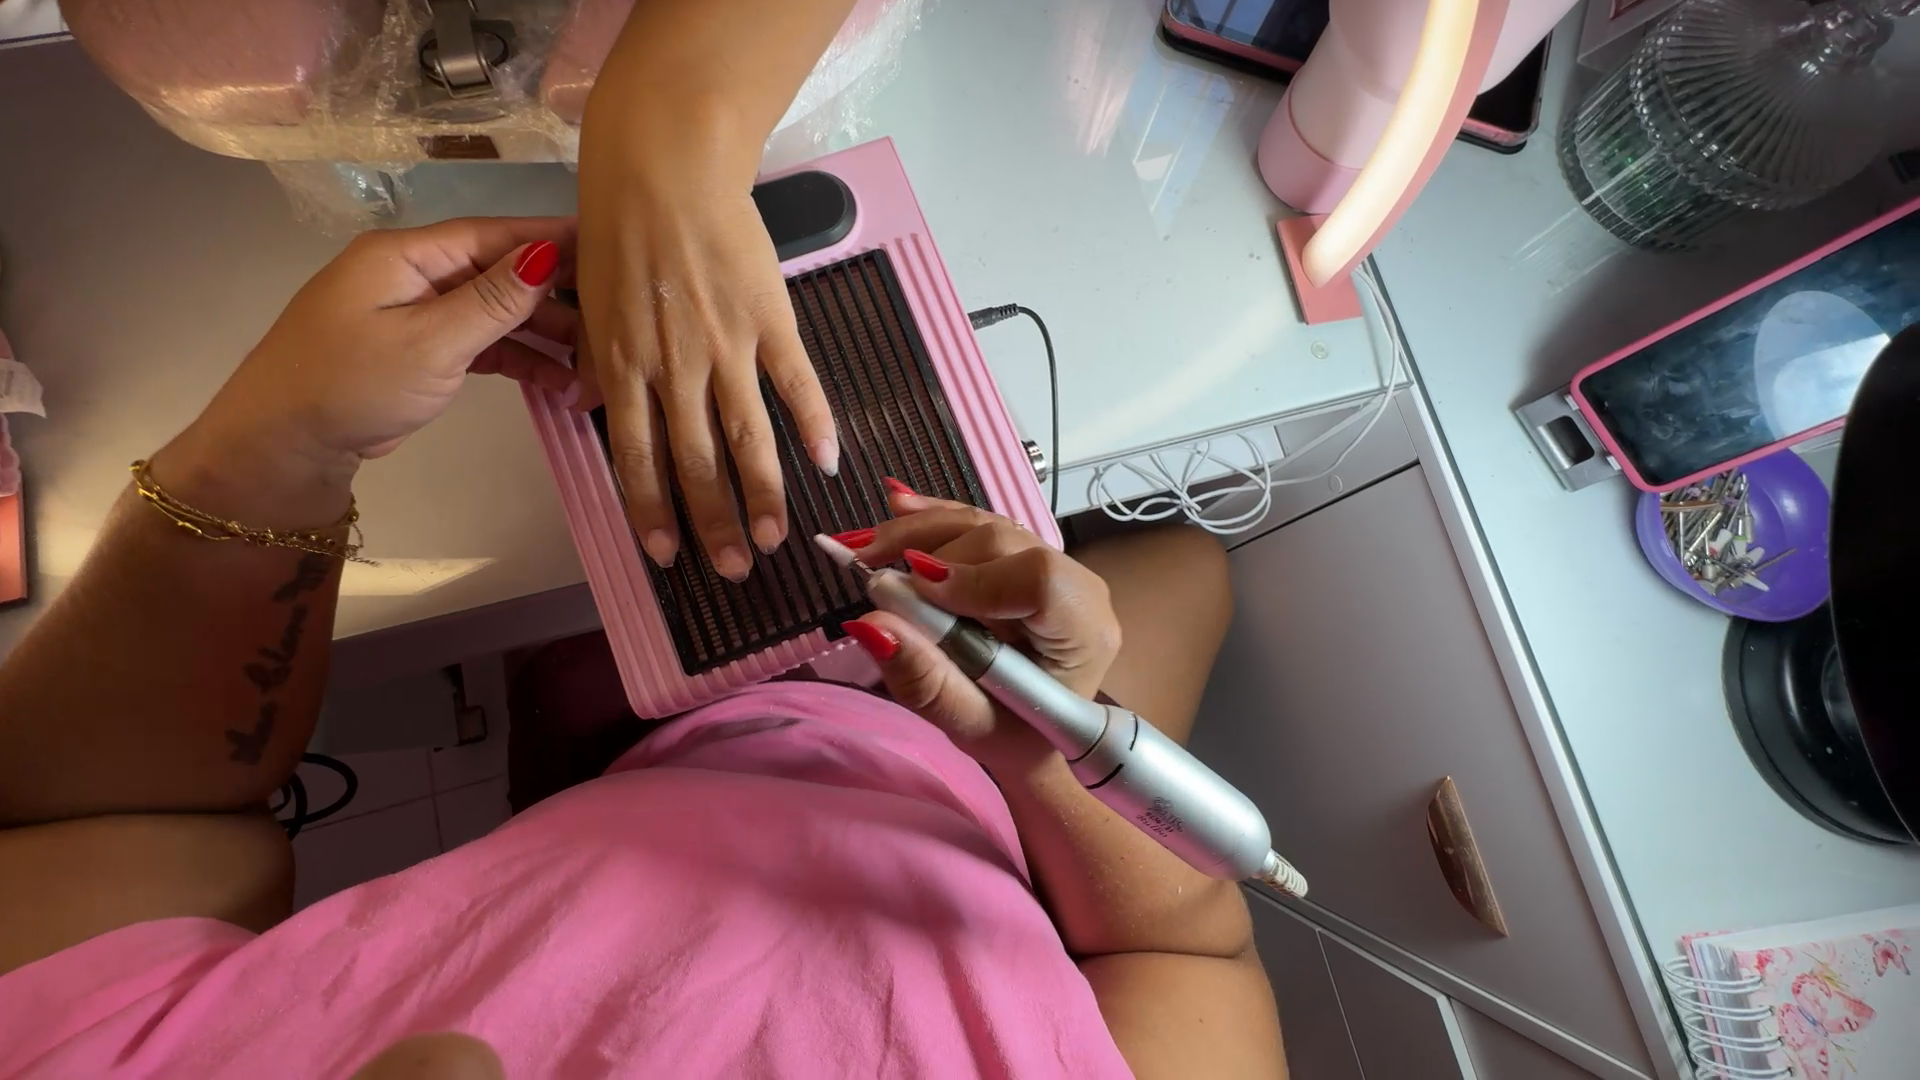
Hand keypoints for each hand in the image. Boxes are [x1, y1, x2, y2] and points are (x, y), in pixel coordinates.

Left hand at [157, 218, 579, 526]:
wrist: (289, 440)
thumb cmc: (353, 382)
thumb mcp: (432, 341)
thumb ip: (494, 300)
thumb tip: (547, 254)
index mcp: (409, 256)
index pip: (496, 235)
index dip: (553, 237)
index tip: (608, 243)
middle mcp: (420, 275)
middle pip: (505, 274)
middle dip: (560, 296)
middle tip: (616, 313)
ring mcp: (426, 313)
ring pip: (503, 313)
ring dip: (548, 338)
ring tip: (596, 363)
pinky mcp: (431, 349)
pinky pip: (491, 344)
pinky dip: (524, 360)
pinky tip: (562, 382)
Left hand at [576, 100, 837, 582]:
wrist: (664, 162)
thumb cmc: (616, 224)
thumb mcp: (585, 295)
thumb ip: (596, 359)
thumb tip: (593, 406)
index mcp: (622, 363)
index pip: (637, 455)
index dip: (651, 509)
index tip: (665, 555)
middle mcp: (674, 368)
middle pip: (695, 461)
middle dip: (712, 522)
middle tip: (732, 570)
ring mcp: (725, 346)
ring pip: (745, 436)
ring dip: (762, 494)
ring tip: (775, 539)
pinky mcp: (769, 320)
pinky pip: (794, 380)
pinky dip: (813, 421)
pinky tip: (828, 461)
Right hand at [839, 490, 1122, 772]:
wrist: (1035, 729)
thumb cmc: (1015, 734)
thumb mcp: (971, 725)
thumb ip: (929, 682)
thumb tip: (874, 625)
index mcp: (1082, 630)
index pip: (1039, 578)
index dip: (973, 575)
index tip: (913, 586)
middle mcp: (1074, 584)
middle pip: (1002, 542)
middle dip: (928, 549)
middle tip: (864, 567)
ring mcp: (1049, 562)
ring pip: (983, 524)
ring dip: (919, 529)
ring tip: (863, 543)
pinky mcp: (1020, 554)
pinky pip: (977, 523)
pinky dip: (933, 517)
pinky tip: (898, 502)